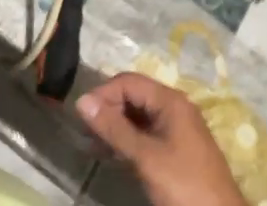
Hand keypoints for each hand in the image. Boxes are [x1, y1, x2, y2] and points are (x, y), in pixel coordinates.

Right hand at [78, 73, 247, 205]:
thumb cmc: (184, 185)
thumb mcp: (145, 157)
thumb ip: (114, 128)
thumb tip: (82, 101)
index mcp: (171, 101)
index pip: (128, 81)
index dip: (103, 93)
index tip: (82, 116)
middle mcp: (175, 107)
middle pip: (134, 94)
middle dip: (109, 108)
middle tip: (86, 131)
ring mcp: (178, 128)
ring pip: (139, 114)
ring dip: (116, 124)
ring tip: (95, 143)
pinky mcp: (177, 148)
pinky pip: (147, 131)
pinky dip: (128, 138)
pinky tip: (114, 152)